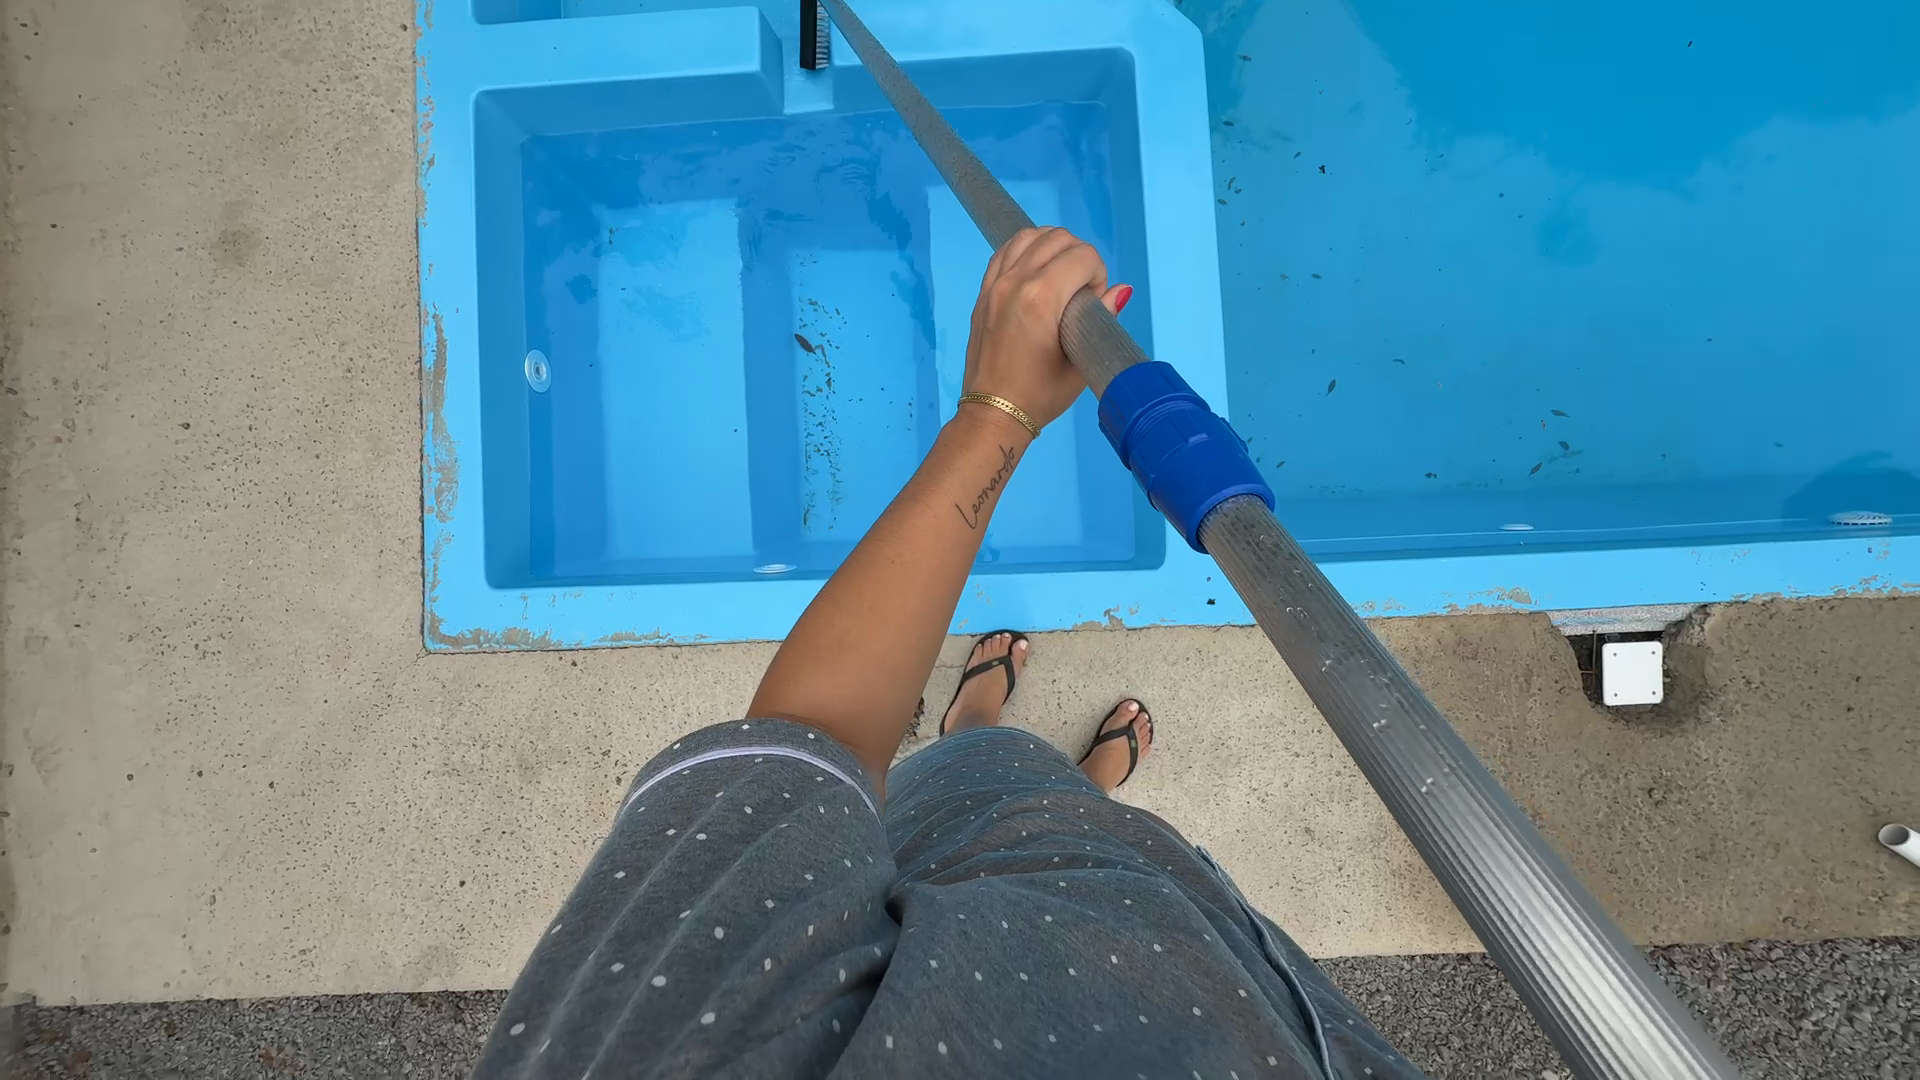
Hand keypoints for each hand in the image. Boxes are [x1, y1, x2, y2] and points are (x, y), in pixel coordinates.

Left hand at [960, 226, 1131, 437]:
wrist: (993, 413)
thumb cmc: (1040, 395)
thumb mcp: (1078, 363)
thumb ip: (1100, 318)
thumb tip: (1120, 291)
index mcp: (1041, 298)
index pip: (1083, 256)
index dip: (1097, 275)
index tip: (1092, 303)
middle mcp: (1015, 282)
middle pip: (1057, 238)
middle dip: (1079, 257)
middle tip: (1080, 292)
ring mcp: (994, 285)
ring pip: (1028, 237)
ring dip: (1051, 248)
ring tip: (1059, 278)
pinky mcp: (982, 294)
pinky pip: (1004, 253)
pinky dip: (1024, 252)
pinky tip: (1034, 274)